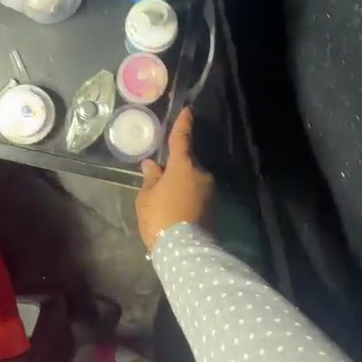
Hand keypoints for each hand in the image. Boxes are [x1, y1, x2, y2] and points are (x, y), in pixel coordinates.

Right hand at [136, 109, 213, 250]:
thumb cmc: (160, 218)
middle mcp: (201, 173)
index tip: (188, 110)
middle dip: (176, 168)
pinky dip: (189, 198)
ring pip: (194, 180)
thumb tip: (151, 164)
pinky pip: (198, 195)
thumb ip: (150, 178)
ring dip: (183, 185)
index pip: (182, 138)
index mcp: (183, 165)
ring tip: (167, 202)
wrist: (185, 251)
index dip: (184, 123)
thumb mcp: (146, 198)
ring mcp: (210, 191)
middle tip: (160, 181)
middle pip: (187, 163)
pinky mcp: (215, 208)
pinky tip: (177, 211)